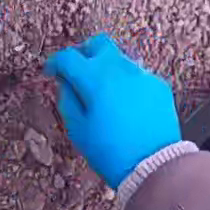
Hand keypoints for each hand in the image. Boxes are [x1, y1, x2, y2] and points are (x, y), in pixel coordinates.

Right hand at [45, 34, 181, 187]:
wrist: (154, 166)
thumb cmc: (111, 152)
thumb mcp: (78, 130)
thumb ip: (67, 100)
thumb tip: (65, 83)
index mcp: (96, 80)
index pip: (69, 57)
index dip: (55, 63)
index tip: (51, 72)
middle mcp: (121, 70)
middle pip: (98, 44)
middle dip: (83, 53)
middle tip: (76, 72)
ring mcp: (142, 76)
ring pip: (119, 59)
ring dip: (105, 69)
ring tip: (101, 94)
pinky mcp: (158, 86)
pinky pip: (136, 75)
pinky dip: (125, 83)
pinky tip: (123, 105)